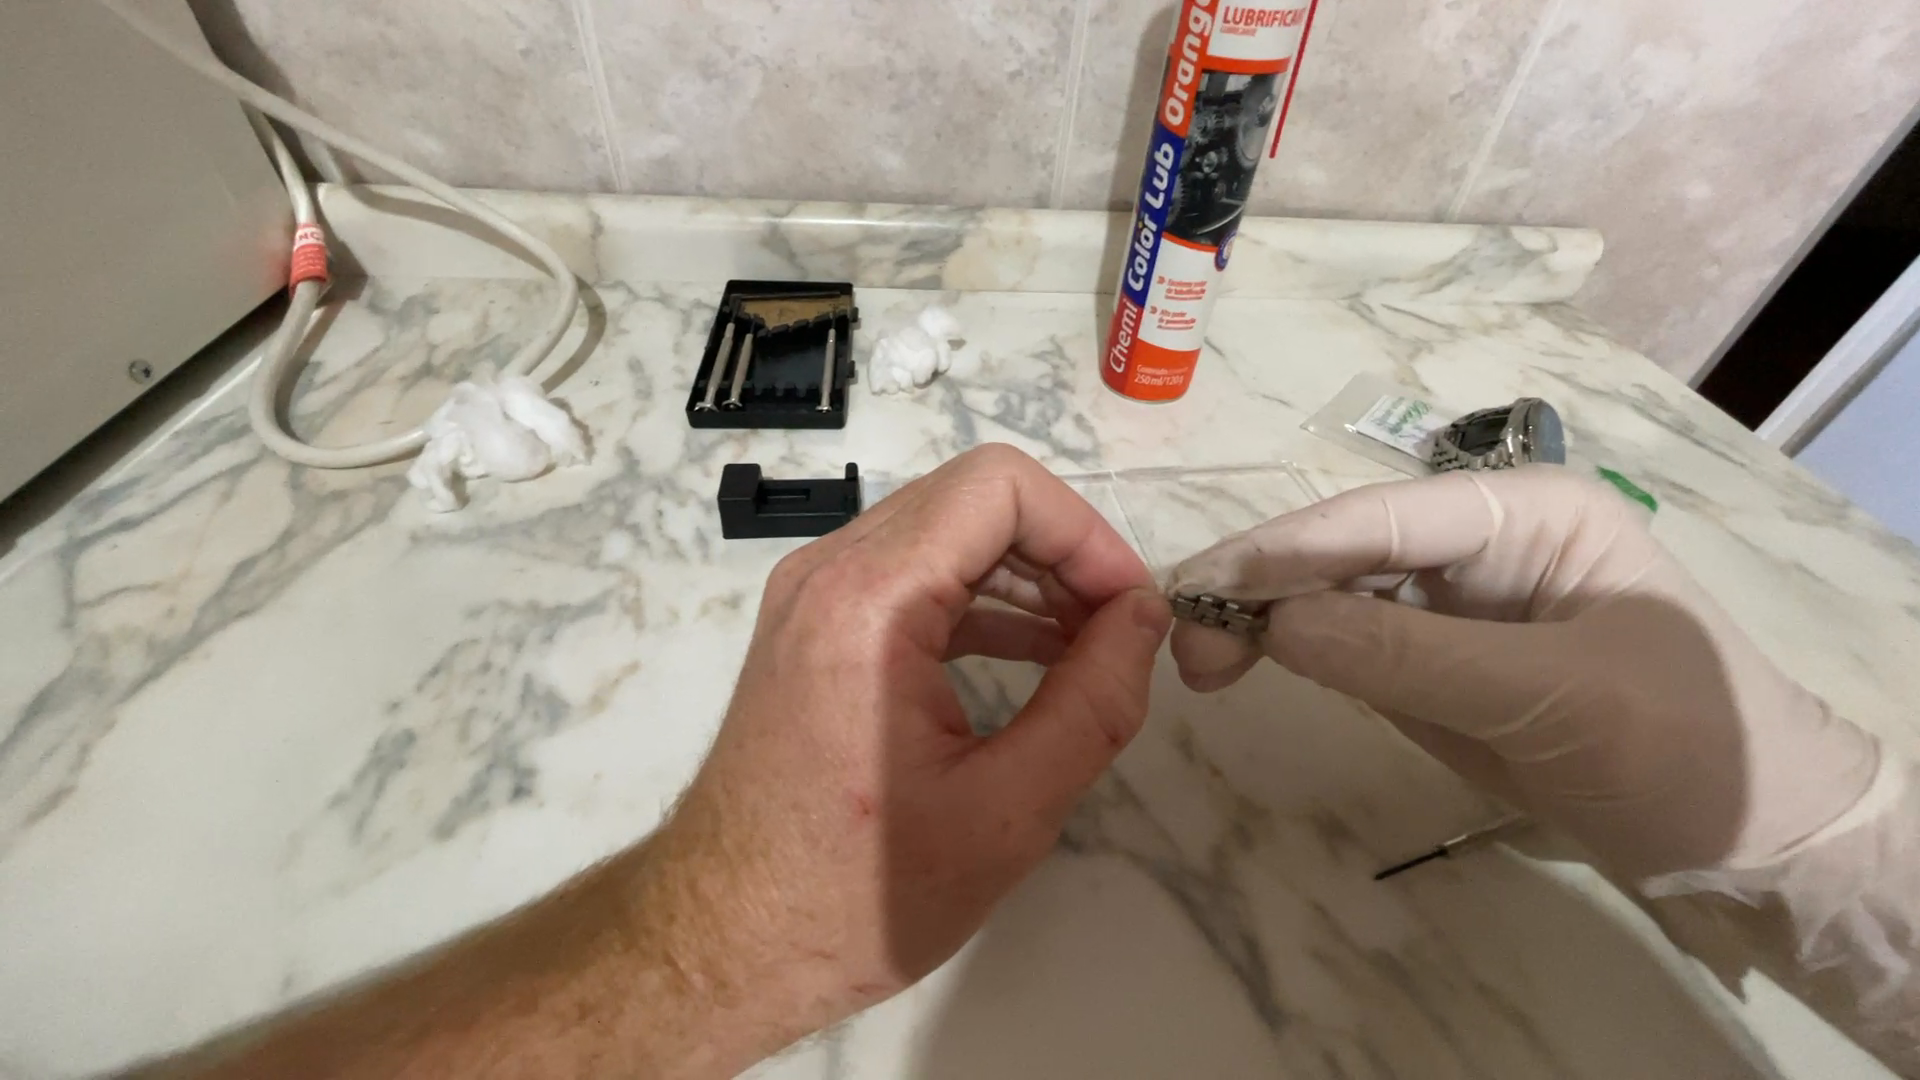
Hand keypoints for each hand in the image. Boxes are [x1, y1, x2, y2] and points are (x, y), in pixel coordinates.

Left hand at [643, 444, 1170, 1072]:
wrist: (724, 937)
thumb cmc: (859, 894)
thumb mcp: (1007, 812)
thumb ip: (1095, 703)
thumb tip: (1144, 615)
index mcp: (870, 600)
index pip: (999, 487)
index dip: (1084, 531)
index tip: (1130, 605)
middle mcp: (830, 569)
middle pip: (973, 498)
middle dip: (1061, 550)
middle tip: (1117, 628)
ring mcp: (815, 591)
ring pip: (946, 530)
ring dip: (1026, 573)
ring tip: (1088, 643)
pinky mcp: (817, 621)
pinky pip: (915, 573)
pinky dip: (981, 598)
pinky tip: (1034, 650)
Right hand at [1167, 467, 1879, 876]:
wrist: (1742, 843)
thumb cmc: (1686, 750)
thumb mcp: (1552, 698)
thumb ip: (1409, 655)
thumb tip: (1280, 626)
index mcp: (1520, 513)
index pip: (1380, 519)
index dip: (1286, 551)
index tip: (1203, 585)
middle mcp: (1467, 539)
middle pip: (1335, 549)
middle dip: (1255, 588)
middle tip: (1184, 636)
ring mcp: (1435, 596)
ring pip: (1318, 590)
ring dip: (1253, 619)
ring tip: (1197, 660)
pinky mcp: (1411, 650)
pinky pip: (1329, 635)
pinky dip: (1277, 648)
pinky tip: (1234, 661)